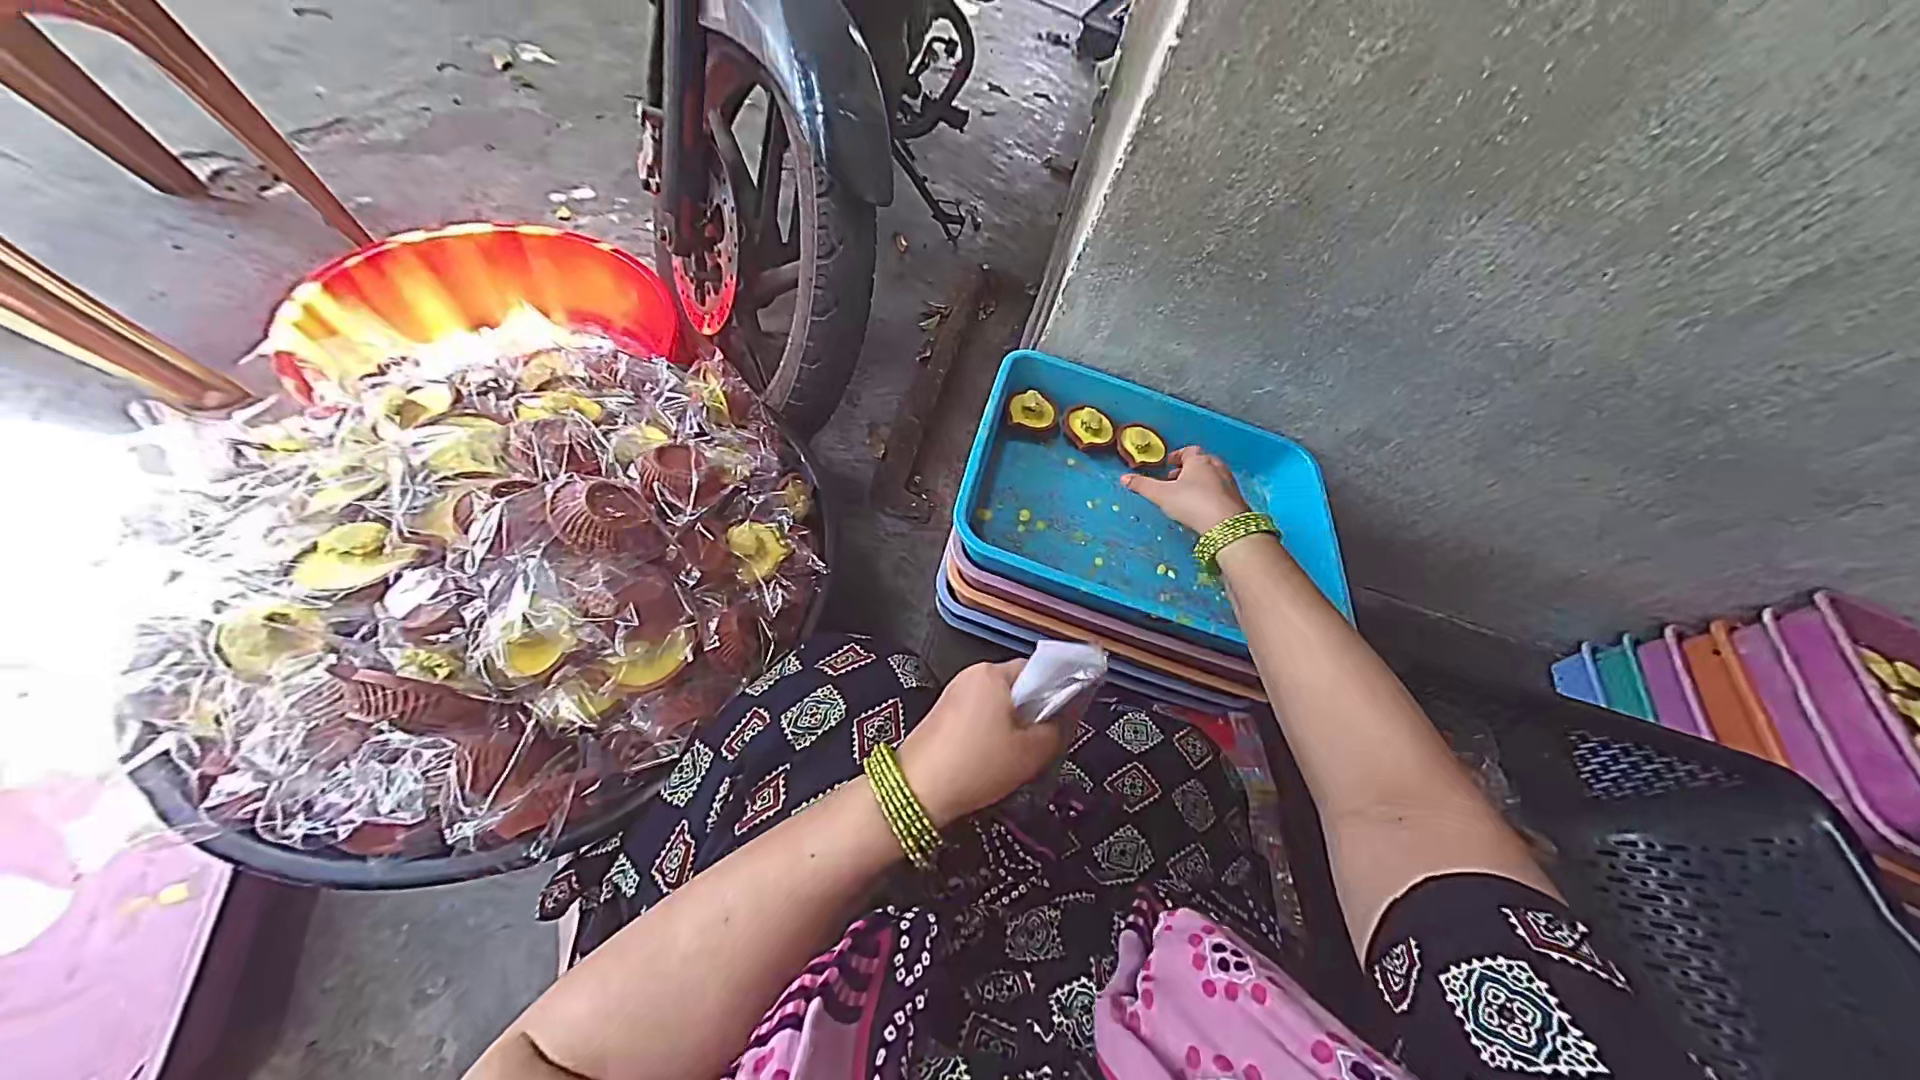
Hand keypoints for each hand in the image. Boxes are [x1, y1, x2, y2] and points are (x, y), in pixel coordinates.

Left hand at [895, 660, 1069, 827]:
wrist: (917, 790)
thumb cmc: (975, 765)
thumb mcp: (1031, 753)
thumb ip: (1058, 729)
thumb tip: (1066, 717)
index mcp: (993, 672)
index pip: (1039, 669)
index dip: (1055, 693)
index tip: (1061, 719)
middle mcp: (972, 674)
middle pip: (1018, 686)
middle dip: (1031, 712)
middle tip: (1037, 743)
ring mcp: (954, 691)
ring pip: (998, 702)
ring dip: (1010, 724)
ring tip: (1012, 755)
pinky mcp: (943, 711)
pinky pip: (978, 713)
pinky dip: (989, 731)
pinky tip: (988, 758)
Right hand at [1120, 446, 1250, 533]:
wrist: (1226, 525)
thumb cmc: (1192, 503)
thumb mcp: (1161, 494)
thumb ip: (1142, 485)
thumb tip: (1124, 478)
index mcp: (1199, 460)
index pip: (1188, 451)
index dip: (1176, 456)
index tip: (1167, 464)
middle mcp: (1216, 466)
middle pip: (1200, 462)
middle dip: (1187, 469)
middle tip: (1174, 479)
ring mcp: (1228, 481)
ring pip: (1211, 475)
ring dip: (1199, 480)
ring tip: (1185, 493)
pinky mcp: (1236, 497)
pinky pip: (1219, 489)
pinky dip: (1209, 492)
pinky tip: (1201, 505)